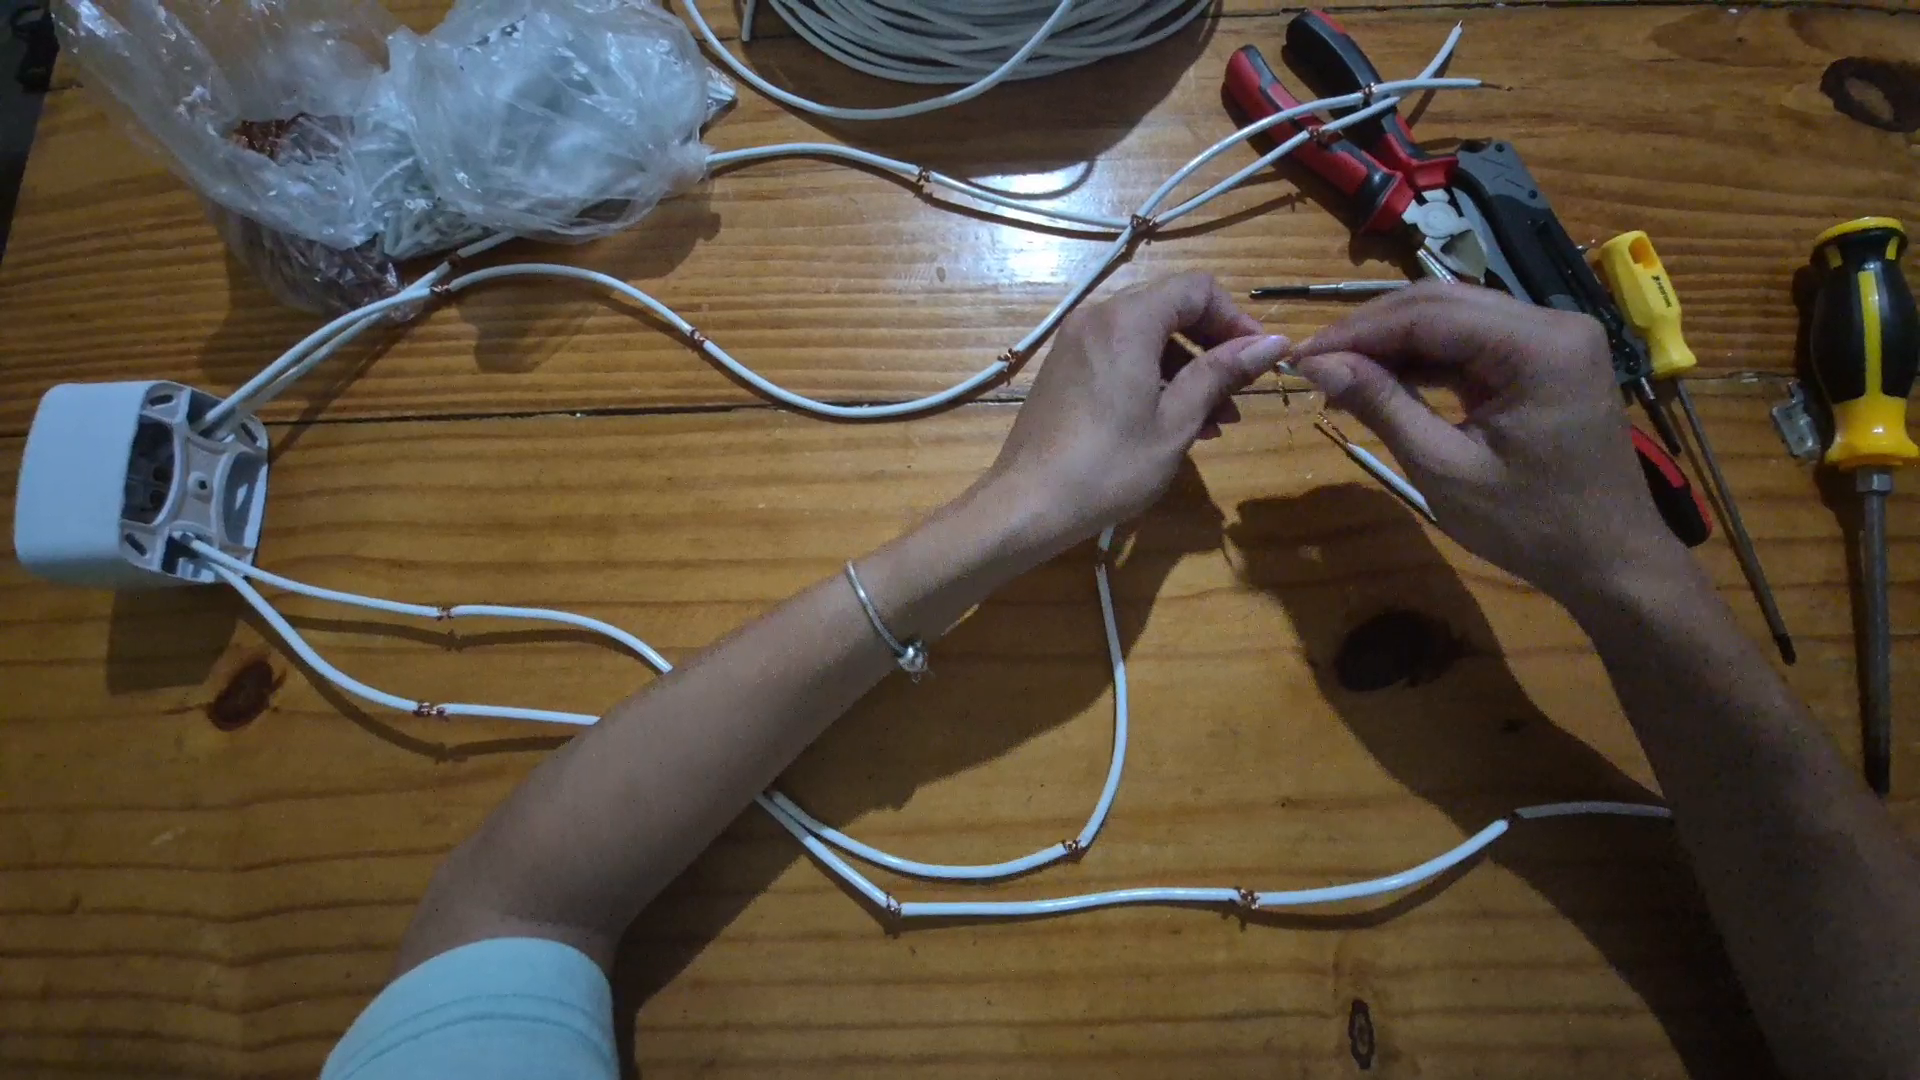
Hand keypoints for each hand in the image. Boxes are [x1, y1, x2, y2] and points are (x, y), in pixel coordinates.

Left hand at [987, 272, 1287, 552]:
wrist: (1028, 504)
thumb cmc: (1109, 466)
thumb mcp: (1175, 422)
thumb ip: (1221, 373)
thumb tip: (1272, 343)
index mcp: (1127, 320)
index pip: (1197, 289)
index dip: (1235, 319)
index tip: (1258, 360)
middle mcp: (1095, 319)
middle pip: (1169, 312)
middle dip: (1211, 351)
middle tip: (1236, 399)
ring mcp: (1073, 345)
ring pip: (1144, 340)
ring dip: (1184, 373)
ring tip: (1212, 425)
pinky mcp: (1061, 372)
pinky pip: (1116, 360)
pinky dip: (1149, 381)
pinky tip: (1169, 425)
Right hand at [1291, 282, 1685, 598]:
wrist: (1606, 559)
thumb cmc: (1527, 522)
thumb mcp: (1442, 466)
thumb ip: (1381, 405)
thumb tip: (1316, 366)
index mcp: (1538, 346)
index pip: (1428, 315)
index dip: (1356, 333)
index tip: (1301, 359)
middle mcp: (1550, 325)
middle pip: (1439, 304)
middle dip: (1368, 331)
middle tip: (1311, 364)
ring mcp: (1547, 342)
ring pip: (1448, 320)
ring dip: (1388, 344)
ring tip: (1335, 375)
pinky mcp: (1536, 363)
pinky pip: (1464, 346)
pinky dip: (1416, 361)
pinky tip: (1376, 382)